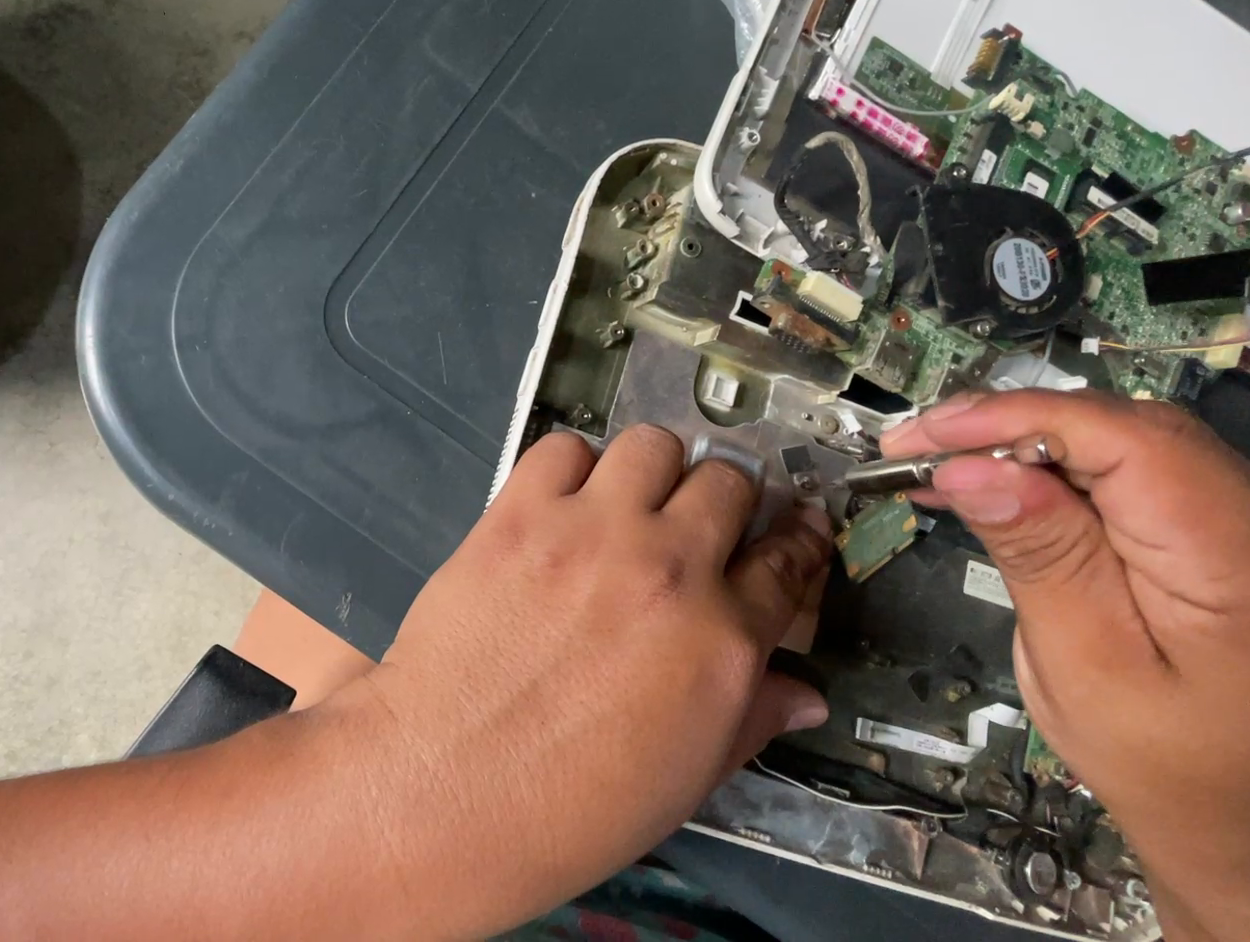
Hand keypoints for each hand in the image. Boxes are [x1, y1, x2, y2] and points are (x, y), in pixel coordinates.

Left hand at [310, 427, 831, 937]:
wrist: (446, 784)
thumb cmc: (572, 804)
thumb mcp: (686, 777)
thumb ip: (751, 719)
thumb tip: (804, 694)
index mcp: (724, 639)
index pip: (786, 561)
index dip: (792, 539)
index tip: (785, 528)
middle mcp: (668, 568)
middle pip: (725, 482)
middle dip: (721, 497)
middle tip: (690, 521)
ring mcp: (590, 532)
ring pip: (650, 446)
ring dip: (649, 470)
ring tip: (624, 503)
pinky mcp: (517, 515)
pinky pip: (561, 448)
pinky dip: (568, 467)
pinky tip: (557, 503)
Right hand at [884, 390, 1249, 938]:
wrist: (1246, 822)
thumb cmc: (1158, 762)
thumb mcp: (1080, 664)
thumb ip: (1038, 555)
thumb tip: (968, 468)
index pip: (1137, 444)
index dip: (1022, 419)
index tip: (925, 435)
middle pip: (1139, 432)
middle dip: (1016, 425)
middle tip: (917, 446)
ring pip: (1139, 445)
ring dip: (1031, 444)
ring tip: (941, 463)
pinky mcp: (1247, 536)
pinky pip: (1149, 476)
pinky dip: (1064, 470)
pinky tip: (1002, 482)